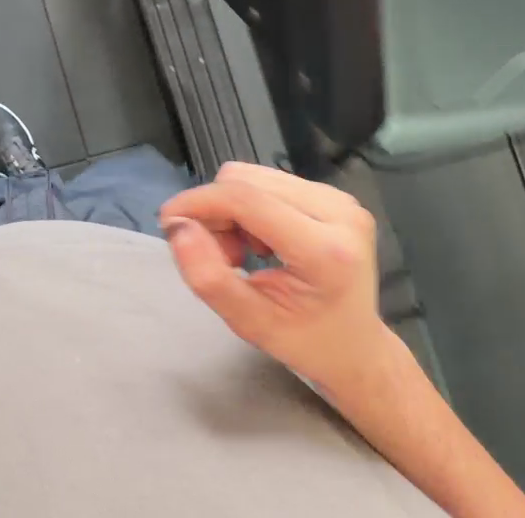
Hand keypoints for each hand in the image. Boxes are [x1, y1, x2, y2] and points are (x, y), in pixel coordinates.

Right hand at [160, 162, 391, 390]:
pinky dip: (246, 205)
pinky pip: (266, 181)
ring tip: (241, 251)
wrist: (357, 348)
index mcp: (325, 251)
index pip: (246, 200)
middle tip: (219, 256)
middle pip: (245, 181)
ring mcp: (340, 199)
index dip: (198, 203)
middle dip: (215, 212)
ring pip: (251, 176)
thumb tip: (177, 227)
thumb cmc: (303, 341)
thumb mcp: (248, 322)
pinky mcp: (333, 194)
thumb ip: (207, 276)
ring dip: (229, 208)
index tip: (167, 222)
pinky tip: (258, 239)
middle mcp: (339, 213)